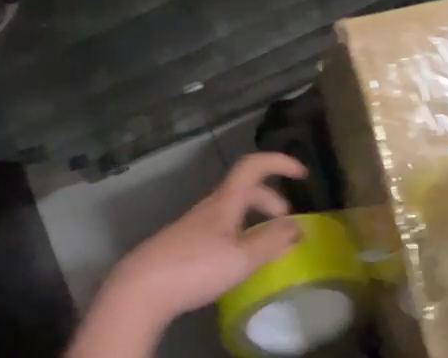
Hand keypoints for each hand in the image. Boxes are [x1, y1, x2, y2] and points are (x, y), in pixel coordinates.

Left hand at [105, 153, 308, 322]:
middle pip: (245, 188)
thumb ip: (270, 242)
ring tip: (269, 243)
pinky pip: (224, 225)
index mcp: (225, 201)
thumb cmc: (195, 266)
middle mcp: (211, 205)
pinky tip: (242, 258)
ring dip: (256, 217)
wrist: (145, 284)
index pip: (253, 167)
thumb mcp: (240, 258)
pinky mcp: (189, 241)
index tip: (302, 173)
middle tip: (288, 221)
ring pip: (234, 208)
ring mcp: (198, 223)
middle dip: (270, 198)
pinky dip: (242, 232)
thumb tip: (298, 226)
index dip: (278, 163)